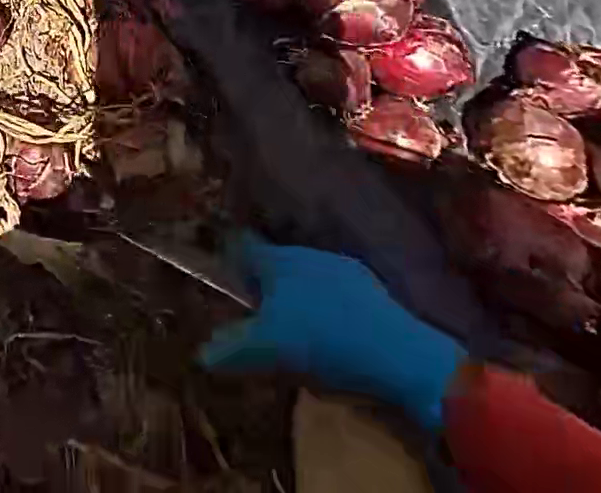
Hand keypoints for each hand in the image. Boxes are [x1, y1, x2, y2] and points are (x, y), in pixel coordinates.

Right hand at [201, 235, 466, 430]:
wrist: (398, 353)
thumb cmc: (321, 341)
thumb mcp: (267, 350)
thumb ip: (232, 347)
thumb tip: (202, 352)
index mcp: (280, 261)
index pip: (247, 247)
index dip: (233, 258)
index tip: (225, 272)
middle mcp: (309, 254)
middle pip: (278, 261)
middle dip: (266, 282)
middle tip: (257, 310)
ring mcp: (344, 269)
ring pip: (309, 275)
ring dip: (298, 294)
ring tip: (295, 325)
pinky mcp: (372, 289)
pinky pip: (336, 292)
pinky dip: (328, 307)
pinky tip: (331, 333)